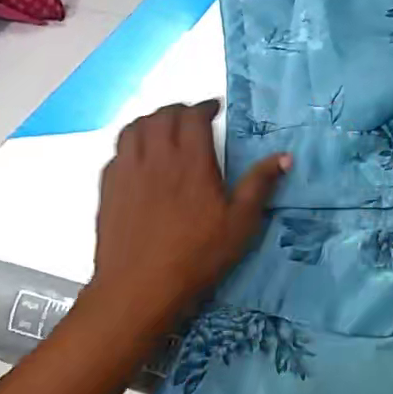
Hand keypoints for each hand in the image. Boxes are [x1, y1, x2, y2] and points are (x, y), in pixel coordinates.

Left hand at [88, 101, 288, 314]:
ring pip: (134, 128)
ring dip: (151, 120)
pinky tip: (139, 157)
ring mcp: (127, 171)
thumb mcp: (240, 222)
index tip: (214, 108)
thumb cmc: (197, 255)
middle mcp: (155, 157)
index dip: (204, 107)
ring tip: (164, 127)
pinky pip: (117, 151)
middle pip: (162, 116)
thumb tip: (284, 156)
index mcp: (190, 161)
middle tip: (192, 116)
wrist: (140, 285)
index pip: (193, 117)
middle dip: (179, 110)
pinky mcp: (108, 187)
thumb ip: (259, 184)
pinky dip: (131, 143)